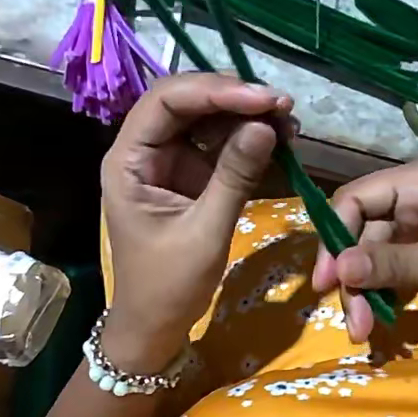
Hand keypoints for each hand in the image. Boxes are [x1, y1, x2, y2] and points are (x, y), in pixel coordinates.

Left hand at [102, 73, 291, 371]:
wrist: (156, 325)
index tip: (262, 99)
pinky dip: (247, 139)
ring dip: (246, 116)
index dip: (214, 92)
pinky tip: (278, 140)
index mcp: (129, 160)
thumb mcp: (205, 232)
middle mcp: (144, 151)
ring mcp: (167, 162)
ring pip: (205, 119)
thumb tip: (266, 127)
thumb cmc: (168, 285)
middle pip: (186, 102)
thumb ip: (234, 177)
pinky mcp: (188, 176)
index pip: (166, 102)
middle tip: (283, 106)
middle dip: (234, 98)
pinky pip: (217, 144)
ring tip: (288, 123)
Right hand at [310, 158, 417, 341]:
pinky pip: (399, 270)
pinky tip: (383, 319)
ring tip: (366, 331)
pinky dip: (388, 294)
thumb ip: (396, 264)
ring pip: (378, 256)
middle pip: (363, 232)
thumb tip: (337, 269)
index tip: (326, 282)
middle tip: (353, 323)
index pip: (357, 199)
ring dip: (368, 291)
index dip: (334, 236)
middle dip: (353, 276)